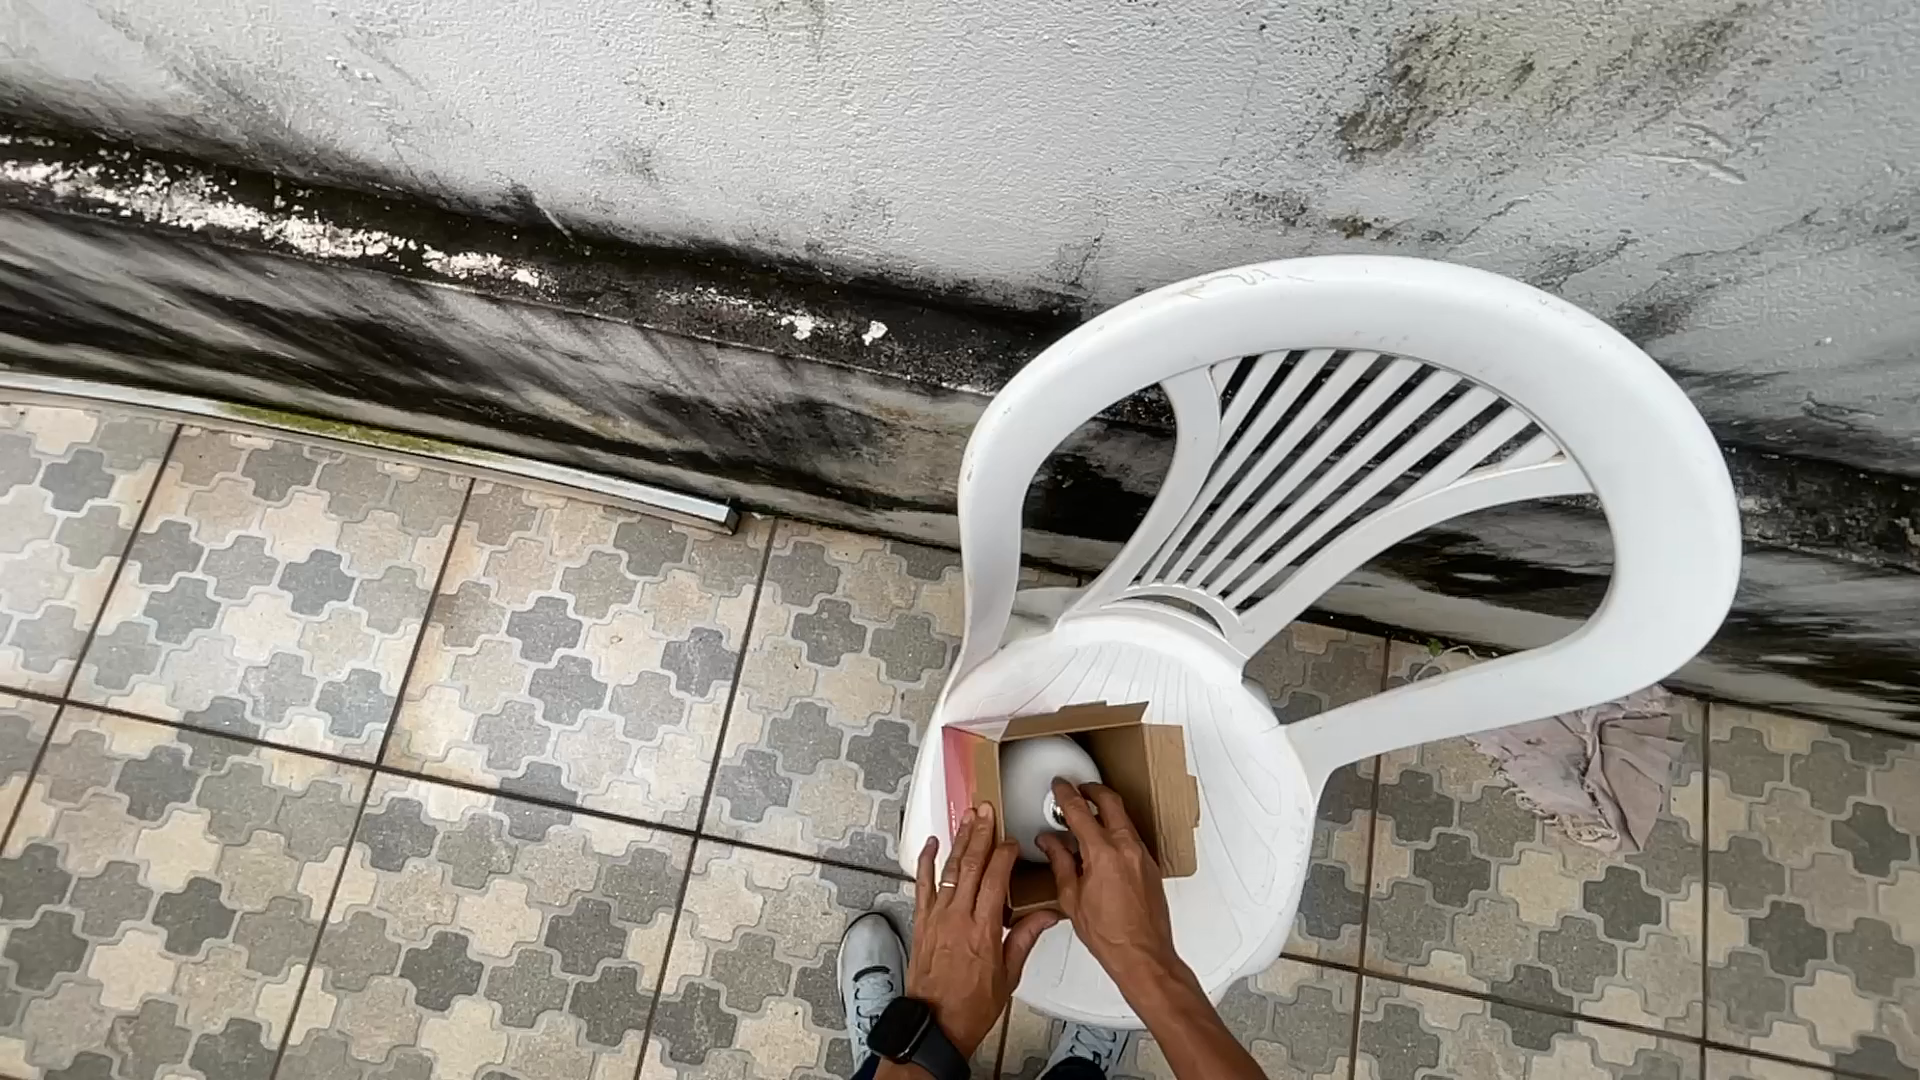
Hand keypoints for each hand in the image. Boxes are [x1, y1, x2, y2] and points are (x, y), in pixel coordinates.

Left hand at [903, 802, 1060, 1056]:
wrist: (935, 1024)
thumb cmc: (971, 1005)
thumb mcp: (1009, 975)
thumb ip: (1026, 938)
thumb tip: (1047, 915)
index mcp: (983, 930)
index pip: (996, 879)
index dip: (1004, 855)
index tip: (1011, 842)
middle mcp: (958, 917)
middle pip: (972, 865)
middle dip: (981, 833)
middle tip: (987, 811)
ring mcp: (937, 916)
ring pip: (950, 869)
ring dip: (960, 840)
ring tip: (967, 817)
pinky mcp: (922, 920)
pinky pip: (923, 884)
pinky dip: (927, 861)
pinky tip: (933, 843)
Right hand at [1036, 780, 1185, 991]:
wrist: (1143, 956)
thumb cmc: (1109, 936)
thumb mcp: (1071, 898)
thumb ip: (1060, 862)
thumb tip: (1050, 842)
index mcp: (1102, 853)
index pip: (1079, 810)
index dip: (1065, 794)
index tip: (1059, 786)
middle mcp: (1126, 847)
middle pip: (1109, 801)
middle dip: (1092, 790)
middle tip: (1078, 789)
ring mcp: (1141, 855)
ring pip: (1123, 817)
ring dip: (1106, 809)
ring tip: (1088, 815)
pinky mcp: (1150, 865)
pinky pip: (1131, 835)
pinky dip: (1116, 829)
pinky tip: (1104, 842)